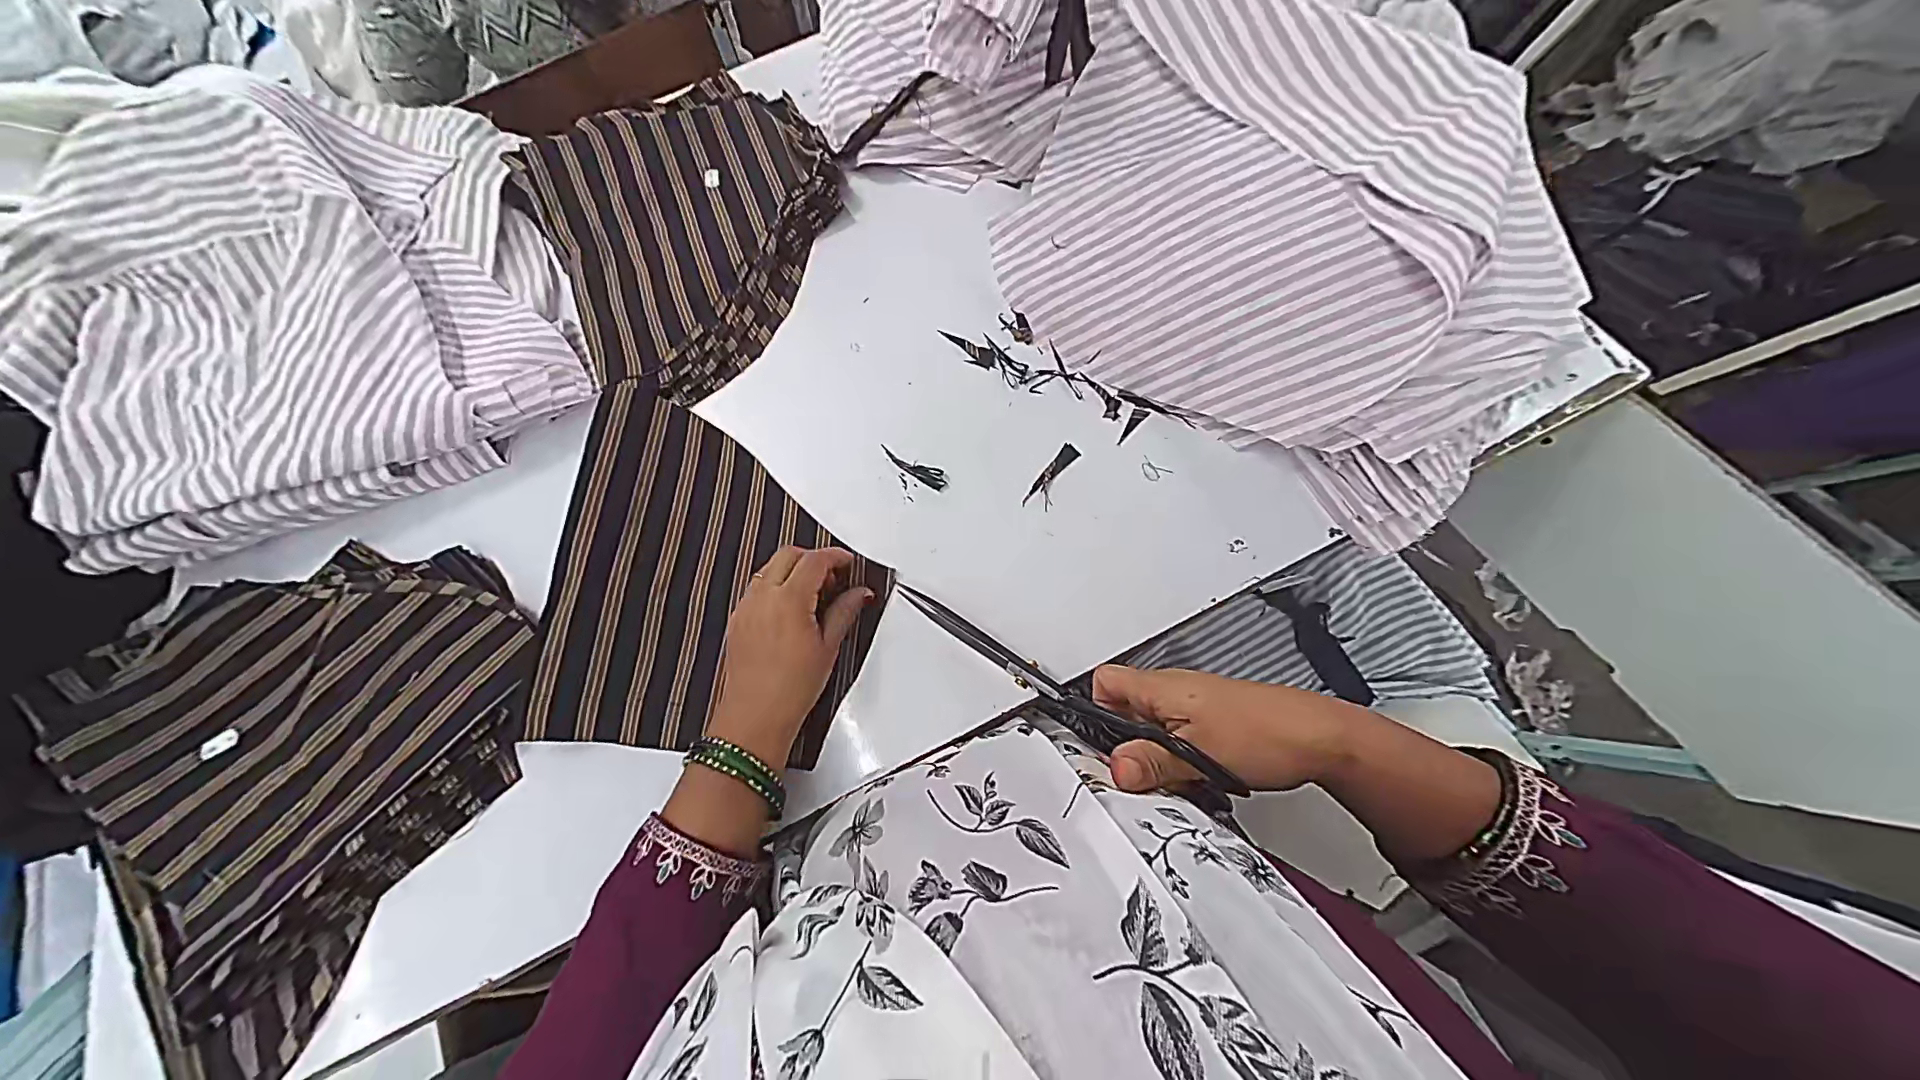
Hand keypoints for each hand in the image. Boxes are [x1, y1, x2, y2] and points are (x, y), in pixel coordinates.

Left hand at [707, 546, 874, 774]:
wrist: (756, 716)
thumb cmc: (788, 690)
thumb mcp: (828, 646)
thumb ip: (845, 611)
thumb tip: (859, 594)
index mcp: (788, 600)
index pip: (814, 560)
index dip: (836, 556)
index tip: (847, 562)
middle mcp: (762, 598)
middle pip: (789, 555)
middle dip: (813, 559)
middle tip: (833, 577)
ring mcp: (746, 608)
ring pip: (770, 569)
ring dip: (793, 571)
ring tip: (814, 595)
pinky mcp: (738, 620)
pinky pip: (757, 589)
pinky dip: (776, 587)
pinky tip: (792, 609)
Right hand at [1091, 666, 1361, 793]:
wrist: (1321, 736)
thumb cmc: (1269, 733)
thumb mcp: (1198, 756)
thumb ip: (1151, 762)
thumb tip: (1115, 768)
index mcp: (1160, 687)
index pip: (1103, 683)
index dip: (1095, 712)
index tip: (1104, 745)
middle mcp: (1173, 689)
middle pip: (1125, 711)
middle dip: (1131, 745)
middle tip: (1146, 769)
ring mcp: (1193, 703)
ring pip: (1152, 727)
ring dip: (1158, 755)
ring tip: (1181, 774)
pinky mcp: (1211, 718)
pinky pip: (1178, 735)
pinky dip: (1181, 757)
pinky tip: (1201, 773)